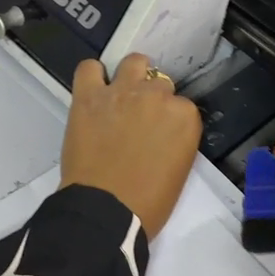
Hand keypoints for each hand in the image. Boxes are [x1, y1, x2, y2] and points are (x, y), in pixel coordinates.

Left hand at [60, 54, 202, 238]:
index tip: (160, 136)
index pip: (182, 106)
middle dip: (153, 100)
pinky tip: (94, 91)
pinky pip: (89, 68)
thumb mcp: (179, 170)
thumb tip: (161, 133)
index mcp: (185, 117)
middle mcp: (157, 96)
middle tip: (140, 122)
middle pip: (160, 84)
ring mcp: (122, 91)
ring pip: (133, 63)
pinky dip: (93, 76)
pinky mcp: (90, 96)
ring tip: (122, 93)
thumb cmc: (148, 203)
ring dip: (131, 75)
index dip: (169, 121)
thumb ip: (176, 141)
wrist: (105, 212)